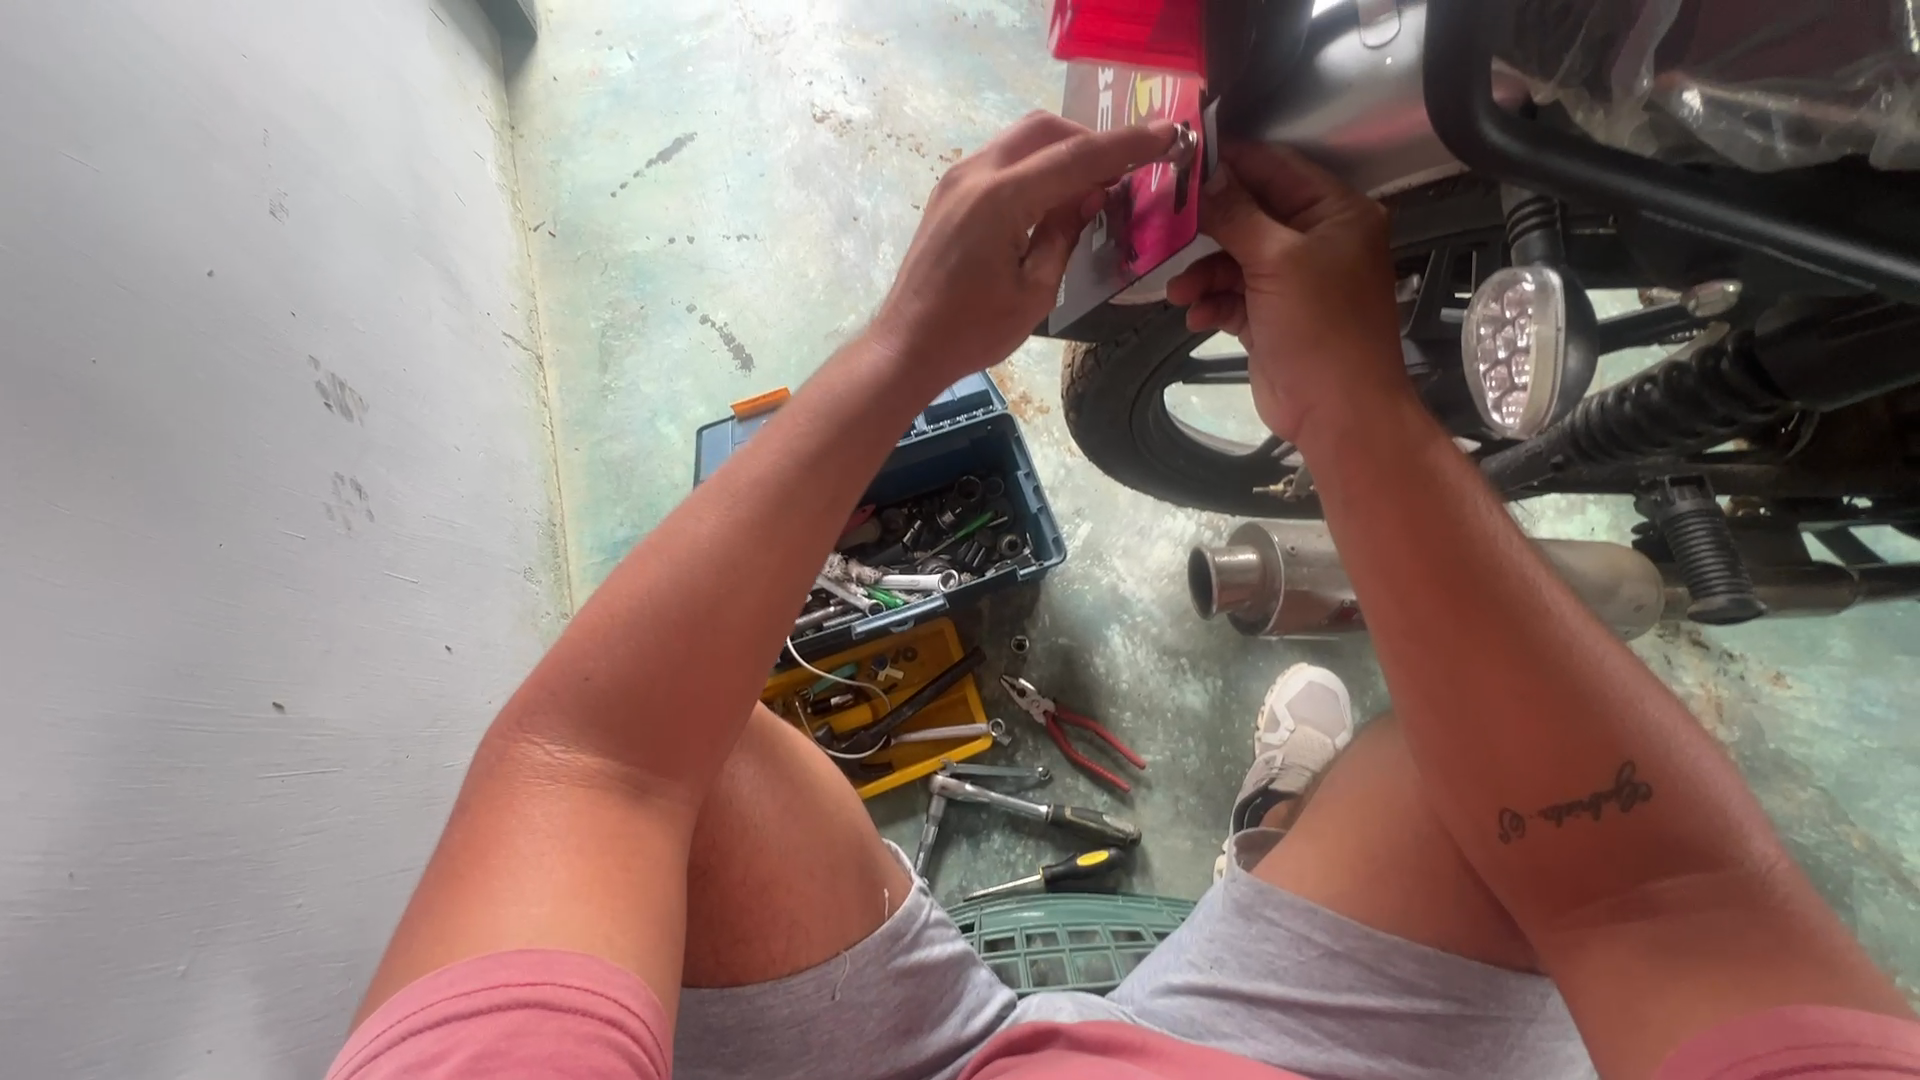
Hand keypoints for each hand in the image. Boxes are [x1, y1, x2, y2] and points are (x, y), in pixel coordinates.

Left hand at [869, 112, 1176, 388]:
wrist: (908, 346)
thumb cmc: (972, 332)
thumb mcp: (1034, 293)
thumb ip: (1064, 234)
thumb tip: (1089, 194)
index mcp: (1000, 200)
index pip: (1076, 157)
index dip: (1126, 145)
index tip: (1167, 136)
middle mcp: (975, 174)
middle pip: (1044, 129)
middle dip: (1090, 141)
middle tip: (1122, 171)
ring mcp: (956, 180)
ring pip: (1020, 139)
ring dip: (1060, 151)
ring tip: (1090, 185)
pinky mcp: (947, 194)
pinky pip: (1000, 160)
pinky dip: (1033, 166)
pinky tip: (1050, 197)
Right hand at [1167, 143, 1412, 448]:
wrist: (1335, 410)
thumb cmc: (1321, 328)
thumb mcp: (1277, 261)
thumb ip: (1237, 216)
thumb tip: (1205, 176)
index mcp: (1334, 213)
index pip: (1277, 169)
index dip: (1230, 164)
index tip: (1181, 162)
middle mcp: (1314, 241)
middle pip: (1248, 217)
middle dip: (1207, 230)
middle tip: (1165, 228)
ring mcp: (1291, 282)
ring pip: (1233, 262)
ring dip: (1203, 276)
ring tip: (1179, 293)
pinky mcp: (1269, 317)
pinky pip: (1231, 298)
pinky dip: (1212, 304)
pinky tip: (1197, 316)